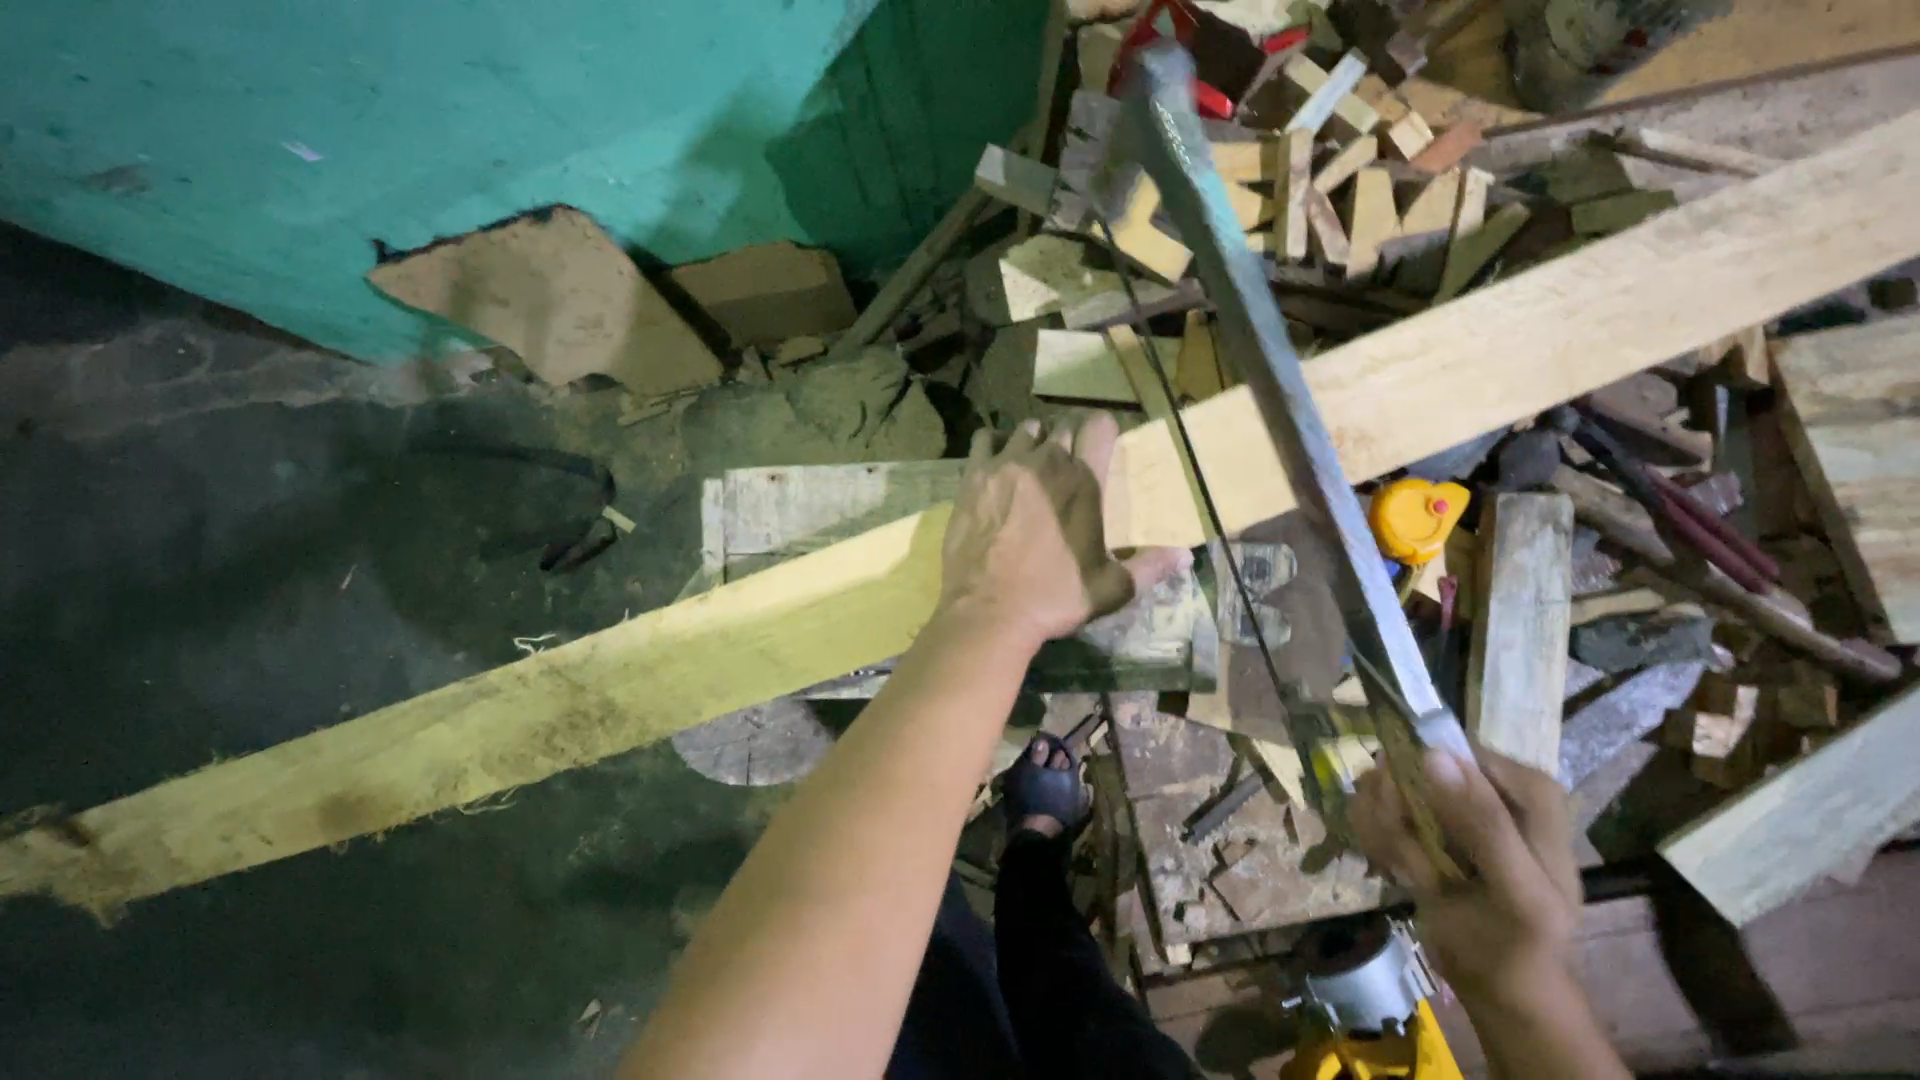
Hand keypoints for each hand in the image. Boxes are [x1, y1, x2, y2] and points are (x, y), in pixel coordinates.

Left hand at [938, 413, 1191, 650]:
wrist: (988, 610)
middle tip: (1067, 463)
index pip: (1099, 425)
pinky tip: (995, 463)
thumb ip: (1150, 567)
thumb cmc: (1054, 599)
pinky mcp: (972, 477)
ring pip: (1024, 431)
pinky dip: (993, 445)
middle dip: (1068, 439)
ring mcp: (1006, 465)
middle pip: (1062, 426)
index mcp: (1085, 481)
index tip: (1101, 445)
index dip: (1102, 430)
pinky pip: (984, 440)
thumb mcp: (1111, 588)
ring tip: (1032, 465)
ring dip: (1033, 442)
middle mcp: (1046, 462)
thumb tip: (1186, 556)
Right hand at [1350, 748, 1581, 1008]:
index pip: (1456, 754)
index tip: (1407, 818)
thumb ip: (1484, 823)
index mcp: (1529, 791)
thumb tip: (1431, 753)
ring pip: (1388, 786)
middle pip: (1415, 765)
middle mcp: (1487, 787)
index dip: (1422, 781)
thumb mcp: (1518, 891)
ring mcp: (1451, 803)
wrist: (1501, 989)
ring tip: (1409, 873)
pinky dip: (1375, 839)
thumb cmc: (1522, 943)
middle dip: (1396, 812)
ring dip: (1383, 830)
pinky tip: (1397, 871)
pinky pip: (1377, 808)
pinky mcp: (1424, 822)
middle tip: (1410, 858)